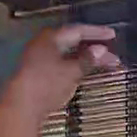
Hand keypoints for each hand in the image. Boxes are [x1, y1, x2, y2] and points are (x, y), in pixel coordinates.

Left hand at [0, 24, 119, 120]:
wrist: (22, 105)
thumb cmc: (47, 83)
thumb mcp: (71, 71)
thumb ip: (88, 59)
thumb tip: (102, 50)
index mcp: (51, 38)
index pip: (78, 30)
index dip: (97, 32)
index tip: (113, 35)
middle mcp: (44, 44)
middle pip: (73, 41)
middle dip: (93, 47)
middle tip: (112, 53)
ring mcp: (40, 58)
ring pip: (68, 54)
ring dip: (86, 58)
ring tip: (104, 64)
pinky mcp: (40, 73)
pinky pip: (62, 63)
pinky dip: (76, 65)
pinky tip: (86, 71)